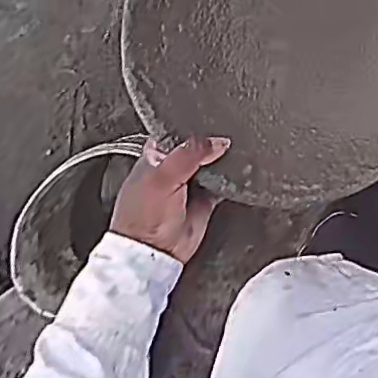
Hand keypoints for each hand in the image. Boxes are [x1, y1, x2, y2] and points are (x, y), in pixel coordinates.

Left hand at [110, 136, 229, 263]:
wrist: (153, 255)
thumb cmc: (142, 219)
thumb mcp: (163, 177)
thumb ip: (190, 154)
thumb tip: (217, 142)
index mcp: (156, 154)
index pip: (179, 130)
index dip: (195, 125)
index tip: (212, 122)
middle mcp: (174, 166)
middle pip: (200, 144)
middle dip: (212, 142)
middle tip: (223, 141)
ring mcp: (190, 182)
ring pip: (213, 161)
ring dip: (222, 159)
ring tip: (229, 155)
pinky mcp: (205, 198)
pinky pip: (223, 181)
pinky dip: (231, 177)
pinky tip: (235, 173)